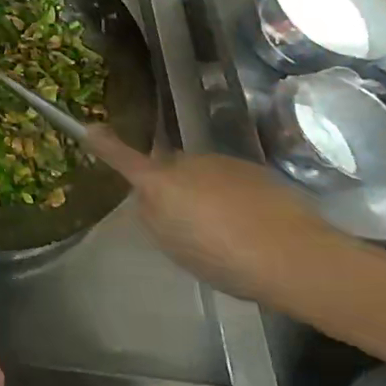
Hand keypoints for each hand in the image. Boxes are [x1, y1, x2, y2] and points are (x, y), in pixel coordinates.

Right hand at [81, 124, 348, 302]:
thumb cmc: (224, 257)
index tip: (90, 128)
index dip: (105, 145)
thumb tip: (149, 196)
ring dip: (206, 193)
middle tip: (190, 225)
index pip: (124, 159)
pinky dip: (234, 197)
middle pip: (169, 169)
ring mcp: (223, 162)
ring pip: (202, 174)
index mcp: (161, 183)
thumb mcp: (176, 246)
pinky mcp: (255, 170)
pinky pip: (231, 180)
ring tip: (229, 233)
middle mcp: (187, 162)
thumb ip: (154, 215)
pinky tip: (253, 227)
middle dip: (173, 188)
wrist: (295, 256)